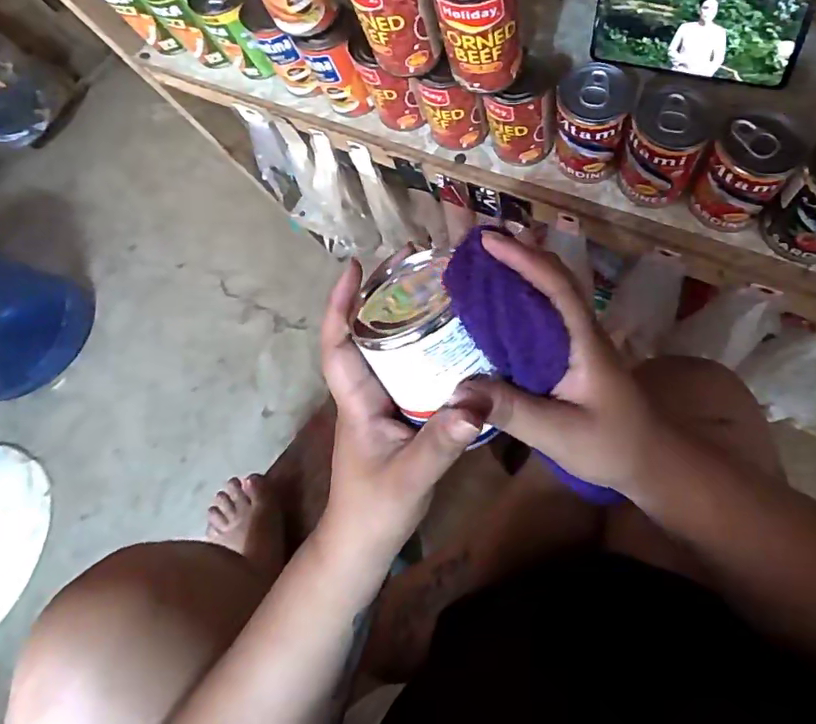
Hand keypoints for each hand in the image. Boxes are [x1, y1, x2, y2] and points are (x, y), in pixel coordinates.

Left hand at [316, 258, 486, 561]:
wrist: (362, 548)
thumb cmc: (374, 512)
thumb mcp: (410, 477)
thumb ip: (442, 442)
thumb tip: (477, 400)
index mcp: (356, 401)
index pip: (338, 344)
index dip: (340, 304)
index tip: (353, 266)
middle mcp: (366, 394)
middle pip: (365, 336)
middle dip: (379, 298)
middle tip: (410, 265)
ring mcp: (382, 405)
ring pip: (388, 352)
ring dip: (403, 320)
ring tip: (434, 289)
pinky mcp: (400, 416)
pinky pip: (409, 372)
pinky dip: (424, 351)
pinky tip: (454, 341)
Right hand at [461, 233, 676, 495]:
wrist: (652, 460)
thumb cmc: (613, 445)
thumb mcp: (559, 433)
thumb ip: (511, 410)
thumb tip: (457, 392)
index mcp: (584, 339)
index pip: (556, 285)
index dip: (524, 258)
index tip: (489, 241)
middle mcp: (583, 329)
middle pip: (554, 276)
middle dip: (520, 251)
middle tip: (478, 241)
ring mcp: (579, 339)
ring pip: (551, 290)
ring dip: (522, 268)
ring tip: (483, 260)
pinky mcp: (571, 353)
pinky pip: (545, 312)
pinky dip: (522, 295)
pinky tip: (498, 304)